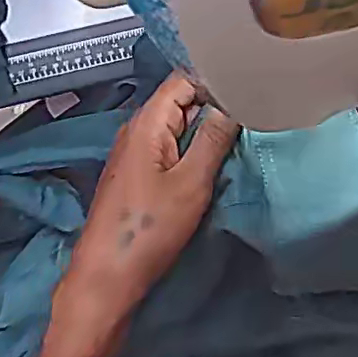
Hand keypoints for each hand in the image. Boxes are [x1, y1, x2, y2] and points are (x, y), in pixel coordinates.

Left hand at [55, 72, 239, 344]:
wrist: (106, 277)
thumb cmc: (149, 229)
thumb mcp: (191, 182)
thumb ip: (214, 138)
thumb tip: (233, 100)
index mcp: (147, 122)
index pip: (184, 79)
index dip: (216, 80)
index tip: (249, 91)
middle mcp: (137, 129)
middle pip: (181, 100)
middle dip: (214, 106)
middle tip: (251, 116)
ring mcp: (135, 151)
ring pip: (177, 125)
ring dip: (204, 130)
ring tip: (238, 138)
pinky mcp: (137, 172)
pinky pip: (169, 146)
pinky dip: (191, 148)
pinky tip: (210, 162)